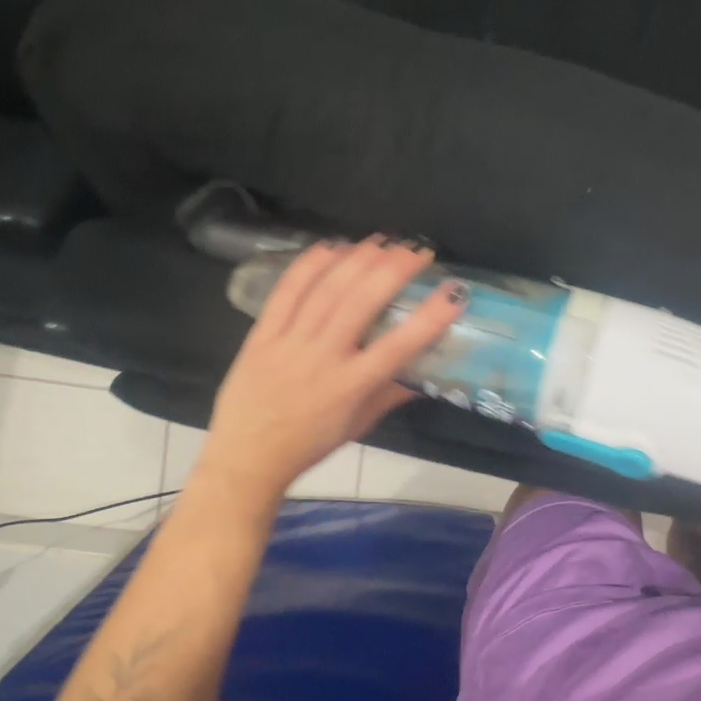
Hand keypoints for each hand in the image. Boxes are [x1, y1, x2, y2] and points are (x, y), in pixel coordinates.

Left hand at [189, 237, 467, 504]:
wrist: (246, 458)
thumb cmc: (310, 444)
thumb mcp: (360, 425)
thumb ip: (393, 394)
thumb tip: (428, 373)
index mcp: (350, 388)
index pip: (397, 347)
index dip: (430, 317)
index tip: (454, 291)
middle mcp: (321, 360)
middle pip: (360, 304)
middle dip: (392, 270)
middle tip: (416, 251)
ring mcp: (288, 344)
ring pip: (325, 291)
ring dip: (356, 260)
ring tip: (381, 242)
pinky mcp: (261, 335)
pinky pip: (286, 292)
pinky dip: (309, 265)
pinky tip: (332, 246)